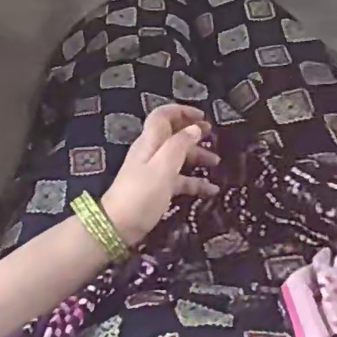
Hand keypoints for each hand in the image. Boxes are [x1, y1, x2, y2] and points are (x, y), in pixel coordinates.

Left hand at [101, 104, 220, 243]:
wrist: (119, 225)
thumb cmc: (142, 193)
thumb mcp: (163, 167)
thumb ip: (179, 145)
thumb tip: (195, 128)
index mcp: (150, 142)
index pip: (162, 116)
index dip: (181, 111)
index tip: (202, 115)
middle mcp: (151, 152)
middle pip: (172, 134)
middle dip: (192, 131)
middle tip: (212, 133)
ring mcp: (154, 170)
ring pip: (178, 156)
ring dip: (197, 155)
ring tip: (216, 162)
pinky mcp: (158, 188)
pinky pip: (179, 178)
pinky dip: (195, 181)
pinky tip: (211, 190)